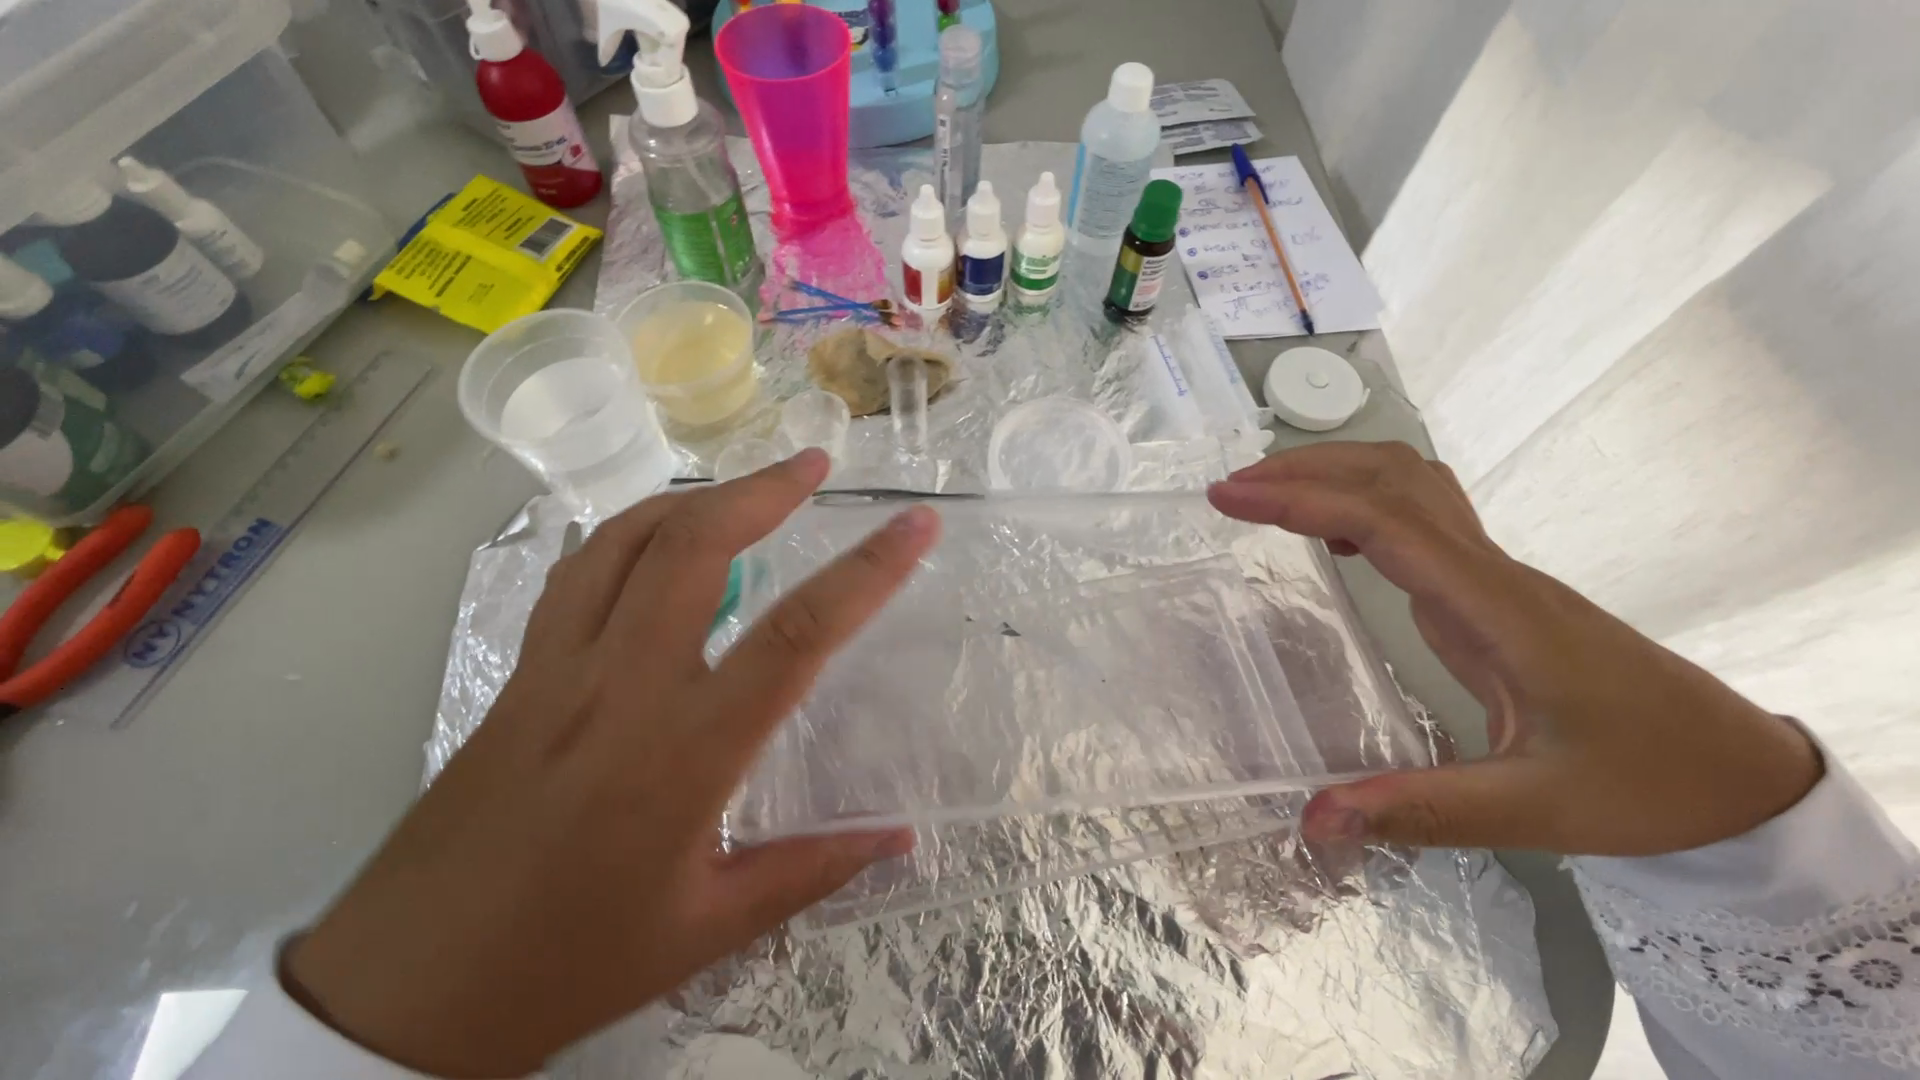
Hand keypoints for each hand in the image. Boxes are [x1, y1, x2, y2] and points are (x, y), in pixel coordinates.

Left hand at [283, 450, 939, 1077]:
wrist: (410, 985)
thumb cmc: (573, 961)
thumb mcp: (708, 929)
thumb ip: (811, 869)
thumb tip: (899, 836)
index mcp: (687, 752)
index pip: (797, 635)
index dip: (868, 571)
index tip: (915, 525)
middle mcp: (622, 687)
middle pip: (695, 546)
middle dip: (764, 489)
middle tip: (815, 465)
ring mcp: (559, 670)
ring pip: (625, 541)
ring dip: (695, 497)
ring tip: (746, 488)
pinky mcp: (519, 674)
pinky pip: (578, 574)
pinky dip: (629, 533)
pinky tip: (656, 541)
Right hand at [1208, 441, 1820, 856]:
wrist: (1736, 770)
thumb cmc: (1646, 784)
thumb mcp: (1534, 809)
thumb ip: (1420, 809)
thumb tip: (1311, 817)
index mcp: (1495, 608)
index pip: (1385, 522)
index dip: (1301, 500)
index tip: (1228, 499)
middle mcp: (1491, 573)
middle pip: (1395, 477)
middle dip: (1306, 469)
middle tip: (1232, 491)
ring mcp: (1495, 576)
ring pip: (1412, 485)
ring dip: (1337, 473)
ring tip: (1267, 496)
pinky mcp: (1492, 592)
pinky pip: (1423, 517)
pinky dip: (1364, 502)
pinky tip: (1332, 536)